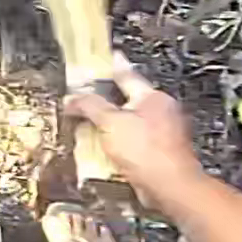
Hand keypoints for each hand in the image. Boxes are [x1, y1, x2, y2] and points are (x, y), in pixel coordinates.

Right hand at [64, 57, 204, 205]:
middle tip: (85, 95)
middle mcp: (163, 110)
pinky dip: (119, 139)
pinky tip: (104, 145)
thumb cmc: (142, 149)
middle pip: (128, 99)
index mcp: (153, 98)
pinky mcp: (162, 151)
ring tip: (88, 123)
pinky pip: (134, 138)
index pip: (127, 76)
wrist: (171, 187)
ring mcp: (165, 132)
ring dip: (111, 122)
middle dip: (107, 99)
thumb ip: (89, 106)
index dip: (113, 65)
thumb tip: (70, 98)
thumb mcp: (109, 122)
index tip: (108, 54)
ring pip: (130, 120)